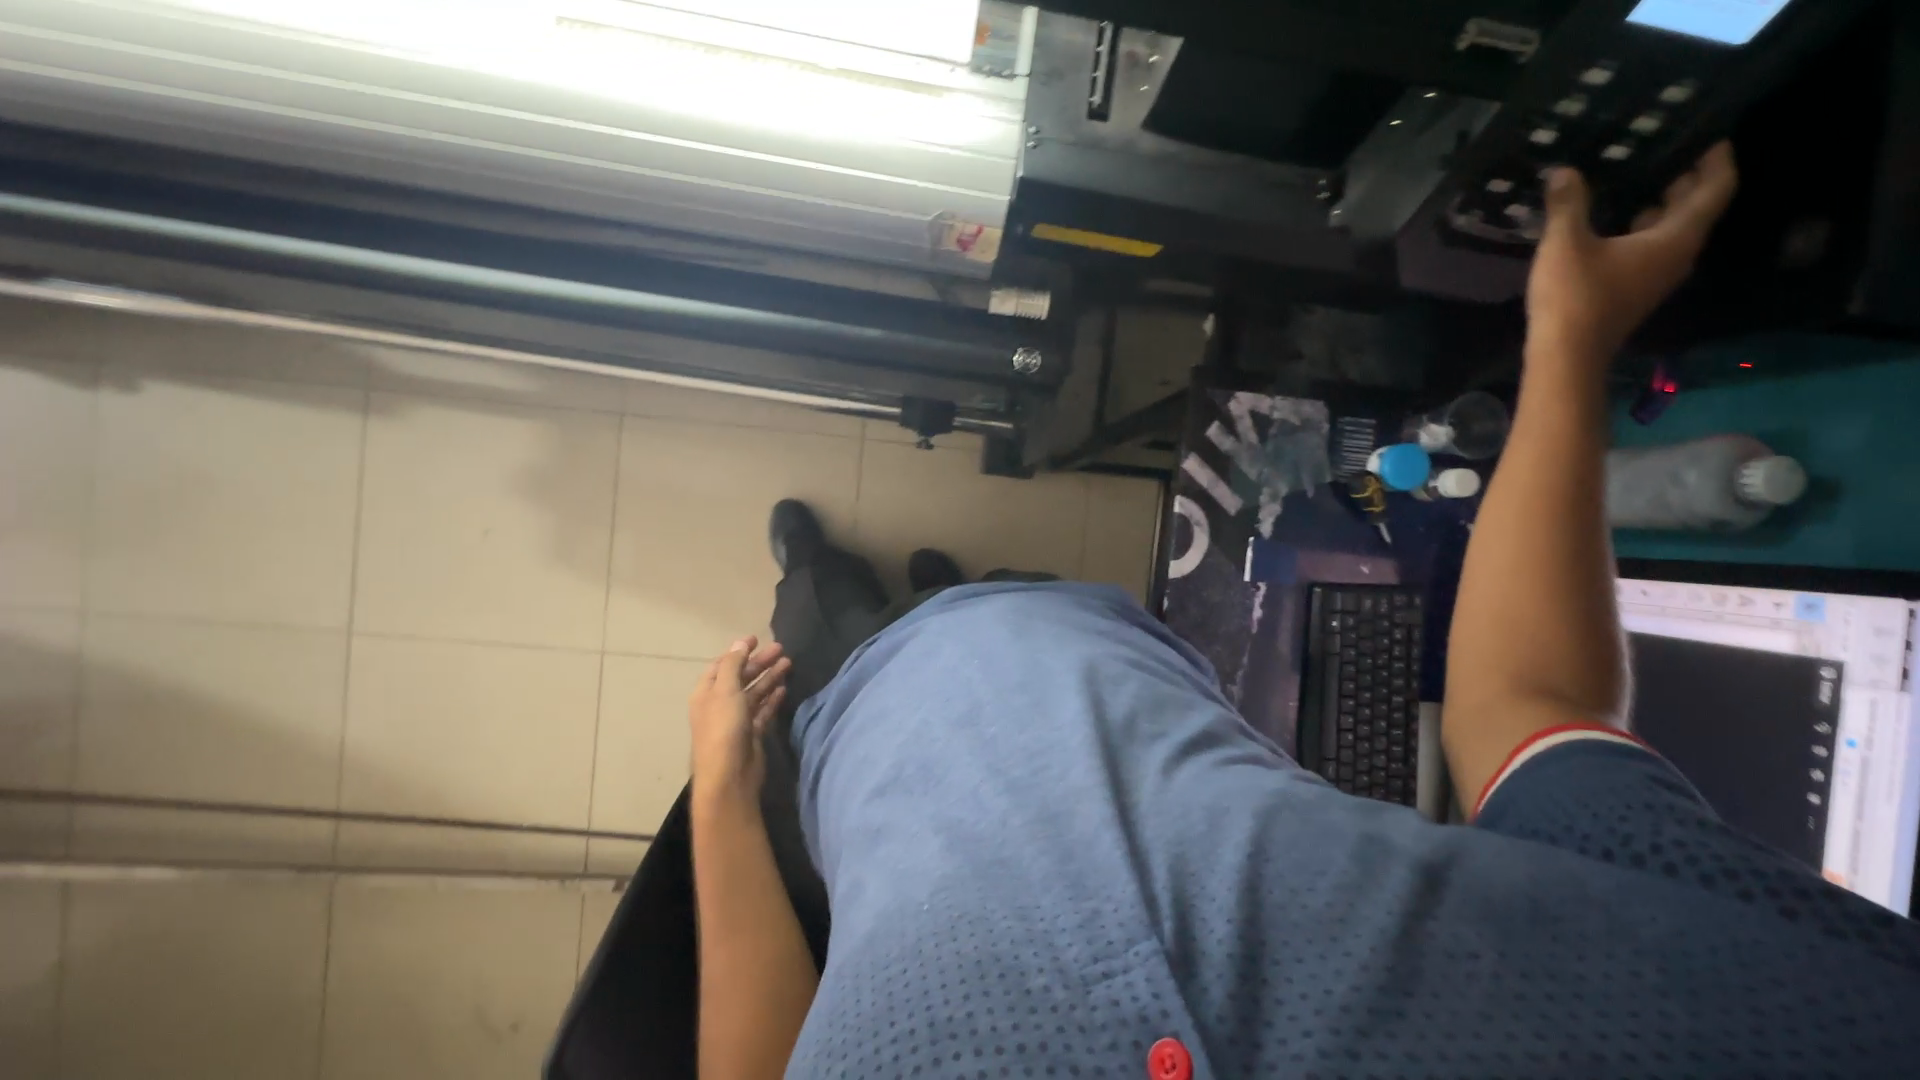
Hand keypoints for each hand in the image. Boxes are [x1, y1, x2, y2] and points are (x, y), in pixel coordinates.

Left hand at [688, 637, 790, 803]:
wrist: (729, 774)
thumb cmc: (723, 727)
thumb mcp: (725, 690)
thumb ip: (733, 664)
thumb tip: (739, 643)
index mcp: (707, 693)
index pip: (721, 665)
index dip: (737, 651)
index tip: (756, 639)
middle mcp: (720, 704)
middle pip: (740, 677)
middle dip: (759, 662)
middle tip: (781, 649)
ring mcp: (736, 720)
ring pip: (754, 693)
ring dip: (769, 678)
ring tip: (788, 664)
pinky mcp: (751, 733)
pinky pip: (762, 711)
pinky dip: (772, 699)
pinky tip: (783, 689)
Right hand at [1527, 141, 1739, 363]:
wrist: (1565, 354)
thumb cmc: (1574, 295)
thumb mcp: (1565, 243)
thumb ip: (1568, 205)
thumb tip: (1563, 171)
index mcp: (1675, 237)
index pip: (1717, 187)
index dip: (1717, 158)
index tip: (1706, 134)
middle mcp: (1677, 254)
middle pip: (1695, 207)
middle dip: (1684, 178)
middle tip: (1663, 151)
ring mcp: (1657, 275)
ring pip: (1671, 229)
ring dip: (1660, 204)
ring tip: (1634, 180)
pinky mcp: (1635, 289)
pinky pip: (1650, 248)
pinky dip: (1640, 228)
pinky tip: (1611, 221)